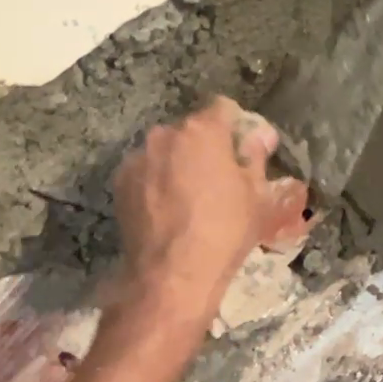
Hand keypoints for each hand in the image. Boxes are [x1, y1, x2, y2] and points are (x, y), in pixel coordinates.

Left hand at [111, 95, 284, 327]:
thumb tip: (262, 134)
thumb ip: (257, 157)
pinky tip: (168, 211)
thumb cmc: (225, 231)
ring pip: (166, 152)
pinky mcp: (120, 182)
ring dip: (178, 164)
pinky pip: (146, 172)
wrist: (173, 273)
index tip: (243, 151)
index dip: (236, 127)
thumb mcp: (257, 197)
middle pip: (191, 130)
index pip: (224, 108)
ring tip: (190, 200)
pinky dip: (156, 183)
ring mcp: (138, 158)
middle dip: (205, 147)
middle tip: (219, 180)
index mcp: (202, 131)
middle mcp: (165, 134)